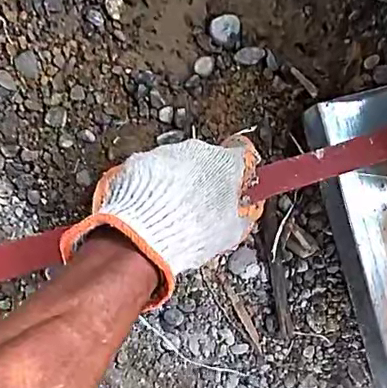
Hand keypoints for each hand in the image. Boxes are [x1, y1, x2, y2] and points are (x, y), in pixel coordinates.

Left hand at [61, 136, 260, 306]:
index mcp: (226, 164)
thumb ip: (243, 211)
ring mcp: (166, 153)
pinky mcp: (139, 161)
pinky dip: (151, 186)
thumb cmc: (190, 234)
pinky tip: (152, 210)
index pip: (242, 154)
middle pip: (206, 160)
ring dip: (176, 184)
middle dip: (204, 180)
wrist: (145, 236)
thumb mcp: (232, 231)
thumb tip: (247, 208)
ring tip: (172, 214)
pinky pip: (150, 171)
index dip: (240, 171)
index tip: (238, 183)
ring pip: (177, 164)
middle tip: (200, 208)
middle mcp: (197, 150)